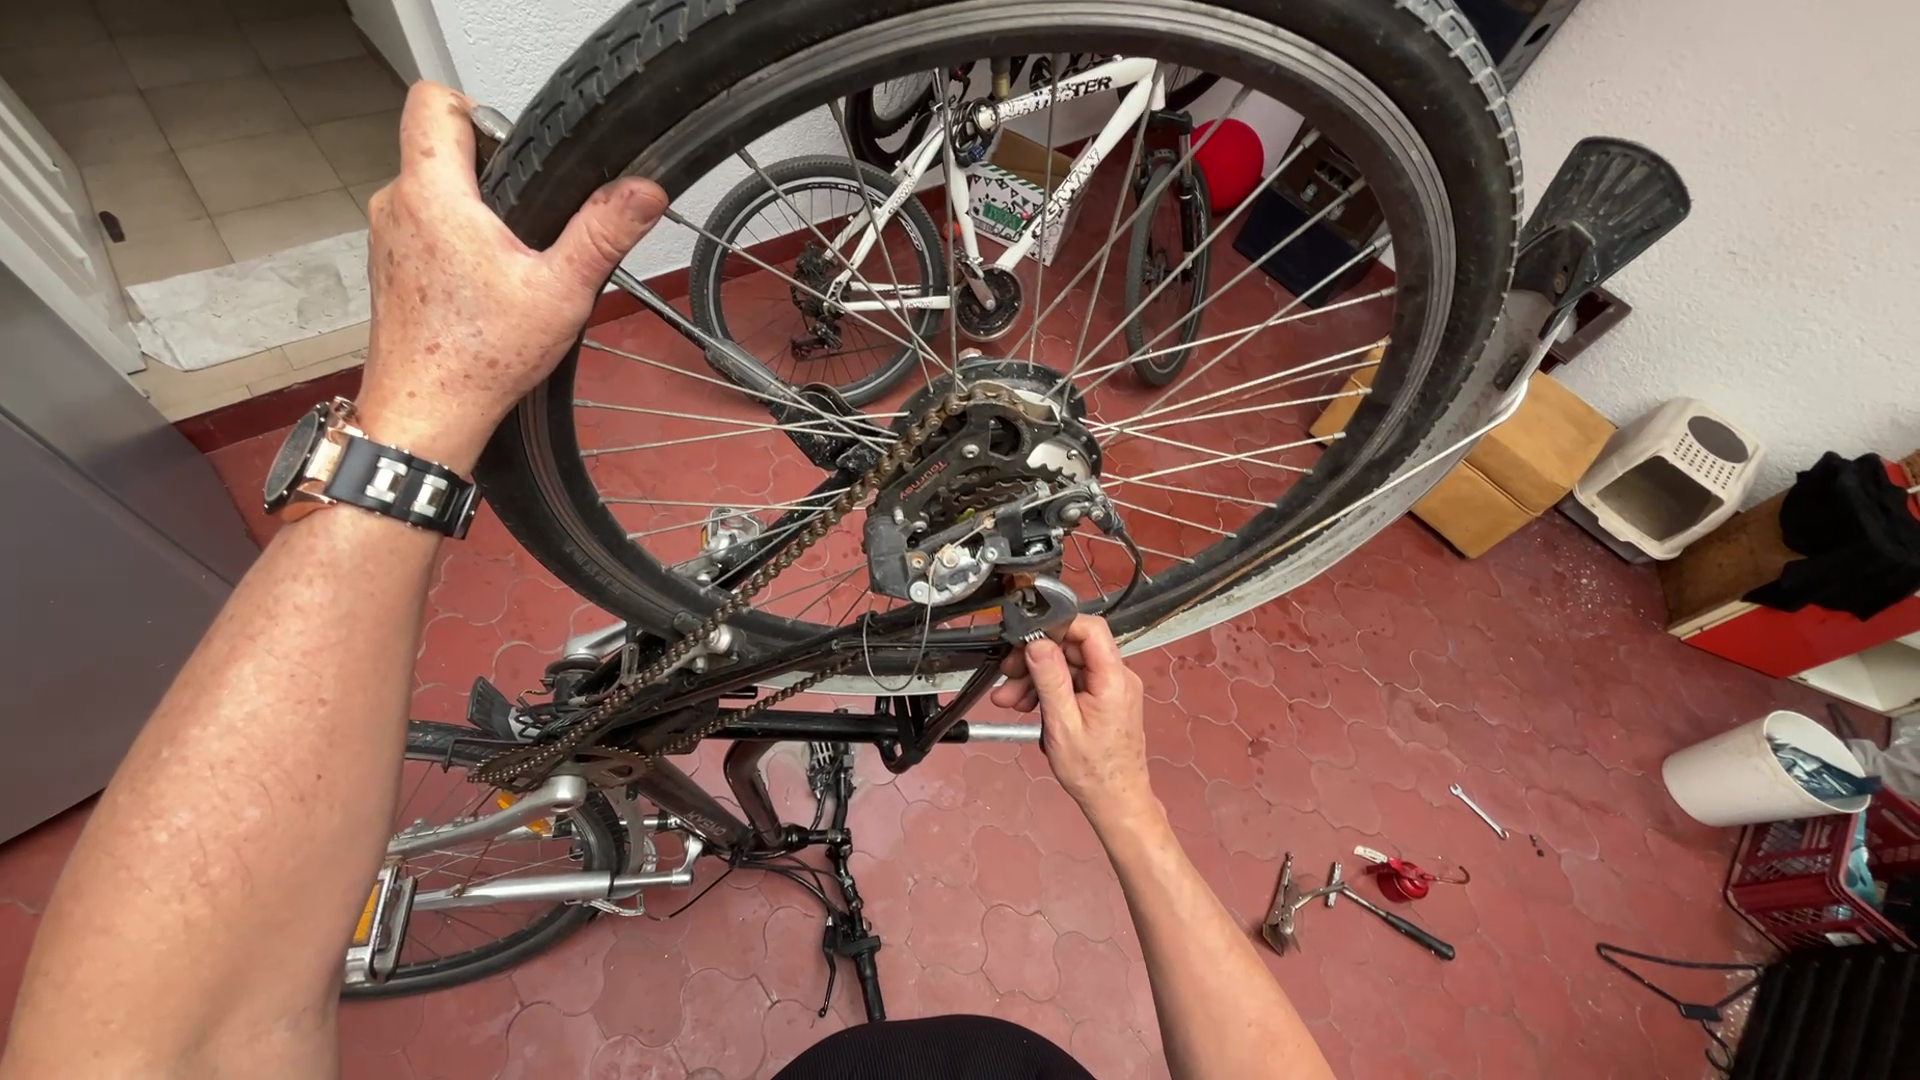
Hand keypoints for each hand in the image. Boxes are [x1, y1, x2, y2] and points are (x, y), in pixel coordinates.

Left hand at [354, 82, 667, 471]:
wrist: (431, 408)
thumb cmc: (484, 355)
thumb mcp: (563, 289)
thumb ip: (603, 232)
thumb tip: (643, 191)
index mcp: (435, 193)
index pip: (434, 101)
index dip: (481, 111)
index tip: (519, 153)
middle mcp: (398, 204)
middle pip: (441, 148)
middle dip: (493, 174)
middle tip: (531, 228)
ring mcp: (388, 236)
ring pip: (434, 192)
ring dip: (475, 213)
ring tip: (513, 265)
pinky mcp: (391, 266)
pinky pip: (424, 229)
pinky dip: (457, 244)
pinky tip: (488, 289)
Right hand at [990, 616, 1154, 826]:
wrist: (1116, 800)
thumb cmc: (1094, 771)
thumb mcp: (1062, 724)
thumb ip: (1050, 680)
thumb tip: (1037, 643)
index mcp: (1113, 679)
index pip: (1090, 629)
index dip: (1056, 627)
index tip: (1028, 638)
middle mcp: (1118, 677)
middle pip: (1072, 648)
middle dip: (1036, 659)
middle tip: (1008, 675)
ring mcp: (1112, 687)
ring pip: (1068, 665)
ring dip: (1037, 678)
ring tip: (1011, 699)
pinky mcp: (1104, 697)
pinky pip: (1074, 681)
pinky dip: (1049, 690)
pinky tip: (1028, 705)